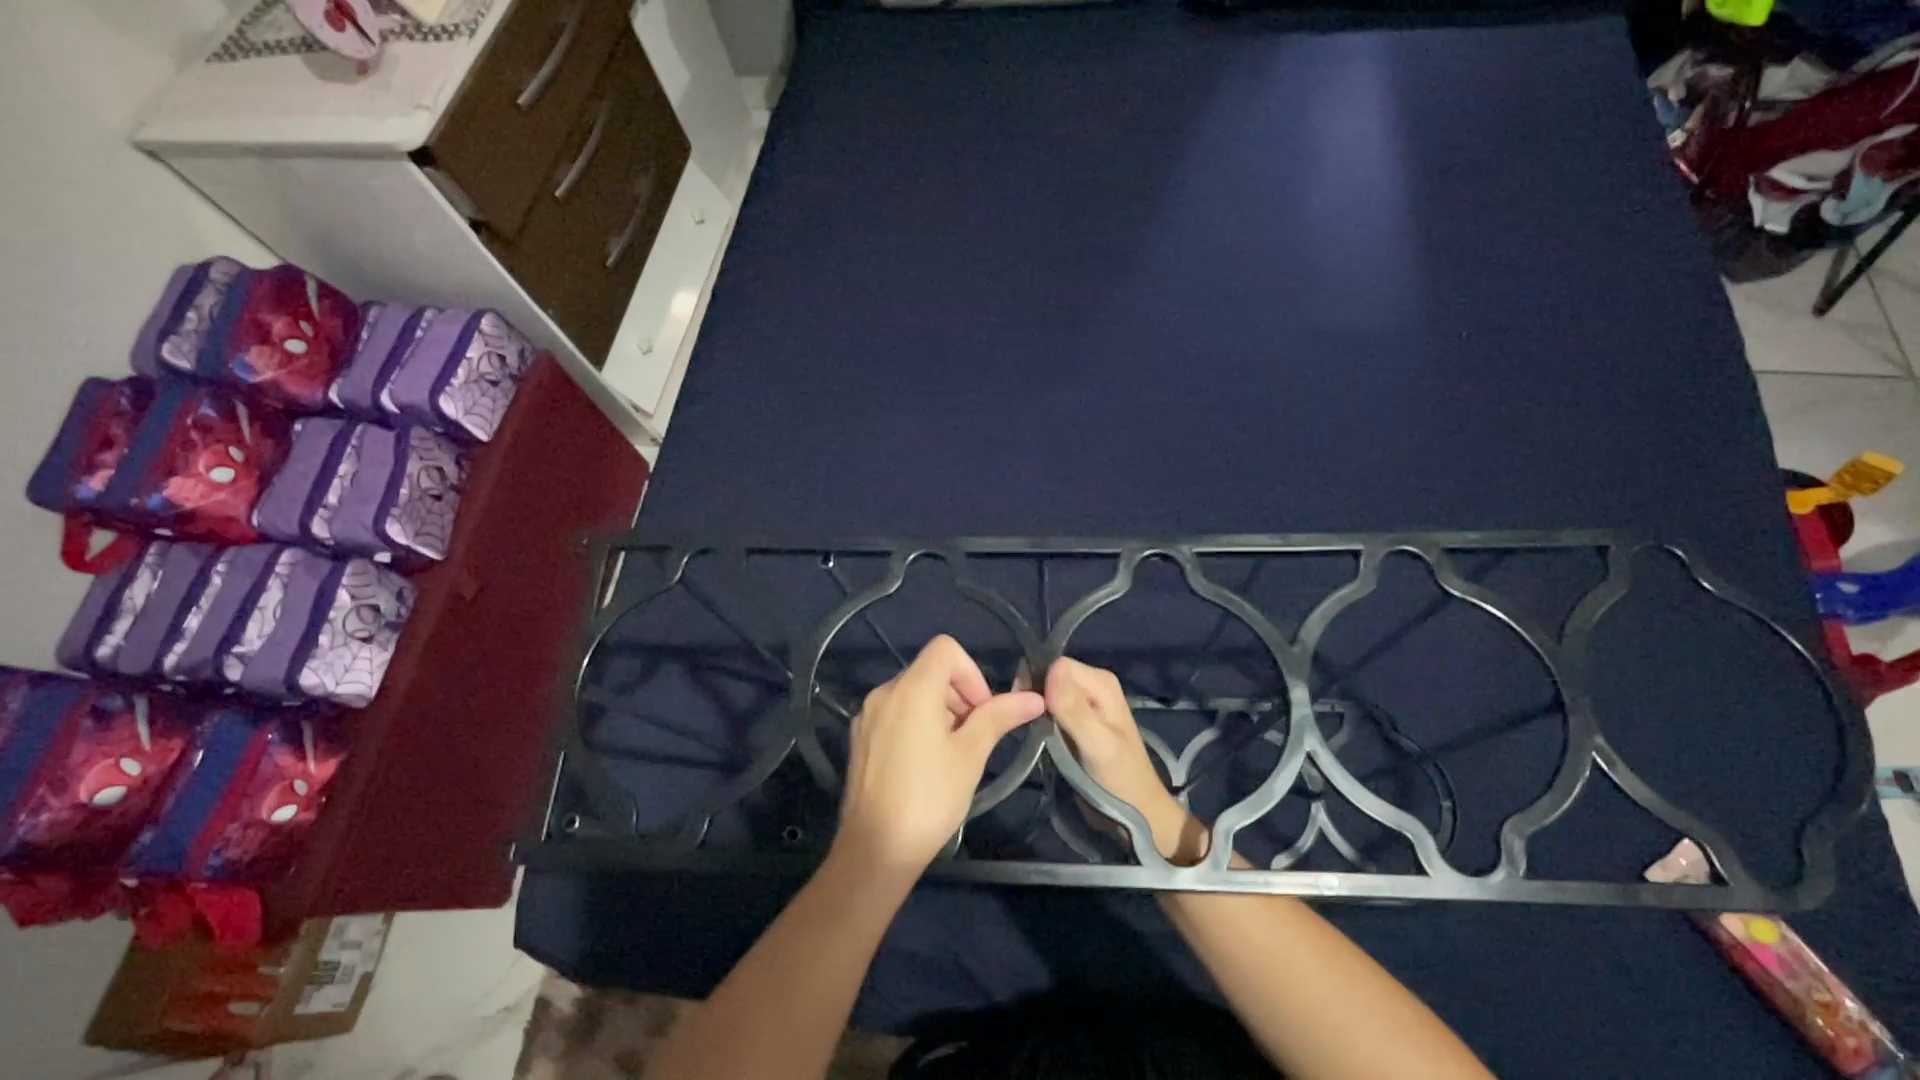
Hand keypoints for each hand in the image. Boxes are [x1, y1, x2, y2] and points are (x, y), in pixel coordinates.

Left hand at [834, 635, 1044, 877]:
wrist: (876, 847)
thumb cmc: (930, 797)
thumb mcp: (972, 754)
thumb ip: (999, 717)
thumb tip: (1034, 697)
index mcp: (912, 688)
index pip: (946, 648)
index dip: (972, 673)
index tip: (982, 712)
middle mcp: (884, 692)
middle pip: (929, 670)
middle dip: (959, 695)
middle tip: (974, 738)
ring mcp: (867, 715)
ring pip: (912, 693)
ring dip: (940, 711)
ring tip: (952, 755)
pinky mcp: (860, 738)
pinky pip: (895, 714)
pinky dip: (916, 725)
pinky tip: (926, 765)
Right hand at [1045, 657, 1205, 861]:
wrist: (1138, 812)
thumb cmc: (1121, 780)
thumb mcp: (1099, 746)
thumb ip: (1076, 710)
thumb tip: (1050, 673)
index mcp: (1101, 683)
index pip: (1057, 665)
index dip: (1038, 684)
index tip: (1026, 711)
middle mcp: (1092, 687)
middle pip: (1049, 676)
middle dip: (1034, 696)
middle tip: (1027, 725)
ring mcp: (1083, 705)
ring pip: (1046, 693)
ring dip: (1034, 710)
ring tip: (1031, 733)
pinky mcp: (1074, 723)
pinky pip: (1048, 710)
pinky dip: (1039, 720)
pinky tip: (1036, 736)